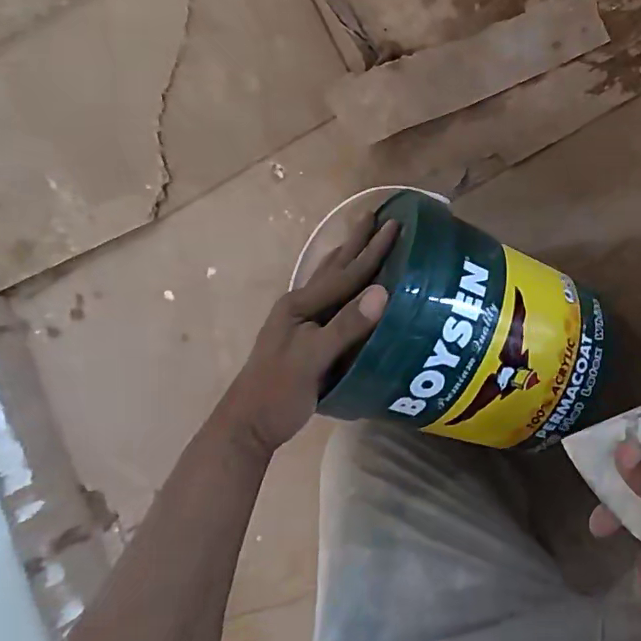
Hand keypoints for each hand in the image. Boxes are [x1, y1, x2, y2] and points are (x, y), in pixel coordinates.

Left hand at [214, 219, 398, 456]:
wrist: (246, 427)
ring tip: (359, 235)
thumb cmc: (277, 392)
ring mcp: (302, 322)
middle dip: (357, 241)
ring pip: (331, 280)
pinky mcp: (308, 338)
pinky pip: (333, 299)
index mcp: (301, 306)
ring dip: (348, 256)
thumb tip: (382, 292)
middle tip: (374, 213)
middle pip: (336, 267)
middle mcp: (301, 306)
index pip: (346, 273)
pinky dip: (345, 283)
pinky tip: (350, 286)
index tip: (395, 224)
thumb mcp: (312, 360)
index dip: (373, 250)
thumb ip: (346, 326)